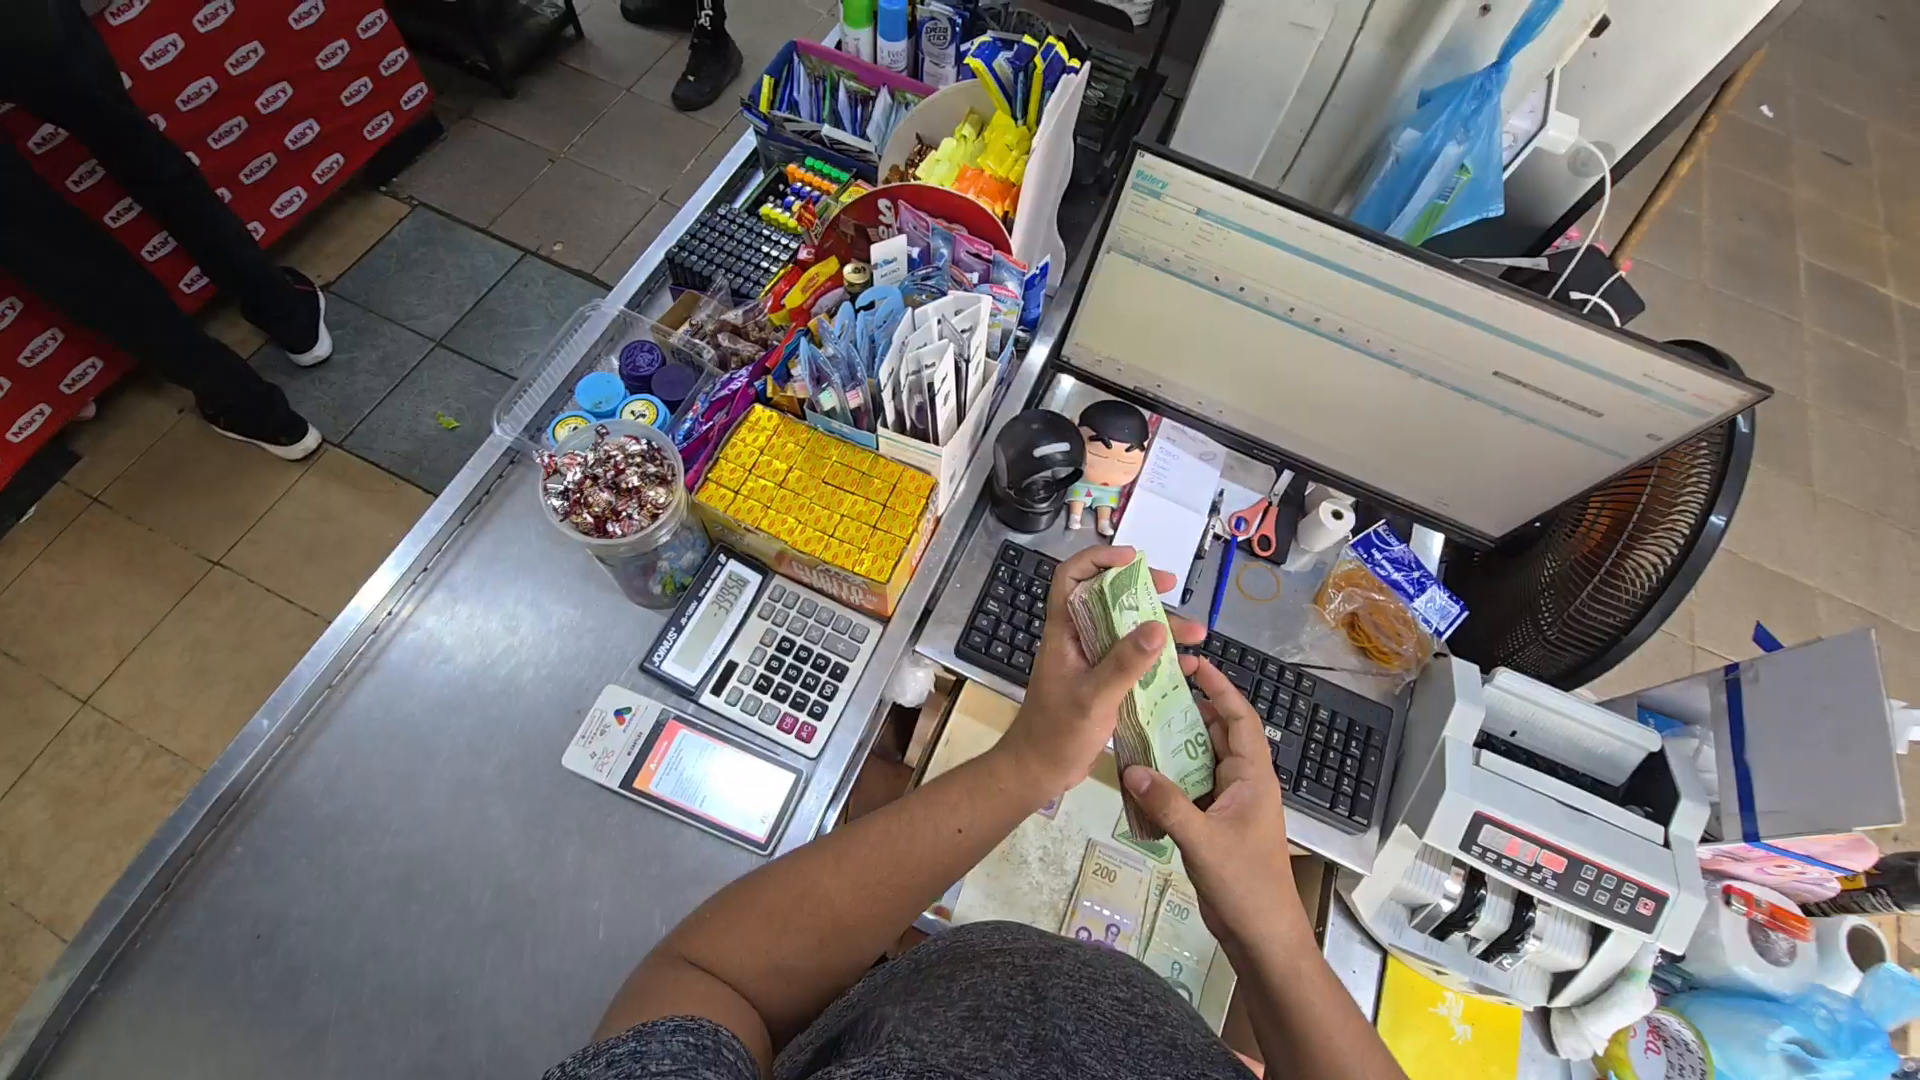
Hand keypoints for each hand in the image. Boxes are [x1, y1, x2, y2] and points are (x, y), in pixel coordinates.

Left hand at [997, 544, 1204, 793]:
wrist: (1039, 771)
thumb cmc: (1056, 732)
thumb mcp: (1093, 697)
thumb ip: (1124, 663)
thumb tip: (1157, 627)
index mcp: (1063, 632)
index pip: (1072, 578)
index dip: (1098, 560)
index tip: (1131, 558)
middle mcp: (1076, 639)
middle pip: (1106, 599)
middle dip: (1140, 590)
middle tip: (1171, 587)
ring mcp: (1089, 661)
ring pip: (1125, 631)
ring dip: (1158, 628)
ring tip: (1197, 633)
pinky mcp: (1101, 683)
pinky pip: (1132, 661)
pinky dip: (1157, 660)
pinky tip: (1186, 667)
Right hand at [1121, 659, 1304, 953]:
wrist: (1262, 937)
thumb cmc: (1245, 884)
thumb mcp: (1203, 840)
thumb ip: (1167, 802)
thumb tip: (1130, 767)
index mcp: (1253, 777)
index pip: (1240, 719)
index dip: (1221, 688)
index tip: (1194, 662)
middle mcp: (1242, 783)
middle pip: (1218, 734)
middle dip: (1190, 710)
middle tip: (1153, 690)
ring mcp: (1228, 803)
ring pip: (1201, 760)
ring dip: (1175, 743)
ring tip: (1140, 722)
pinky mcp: (1214, 823)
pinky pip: (1190, 786)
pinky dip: (1169, 775)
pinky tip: (1140, 771)